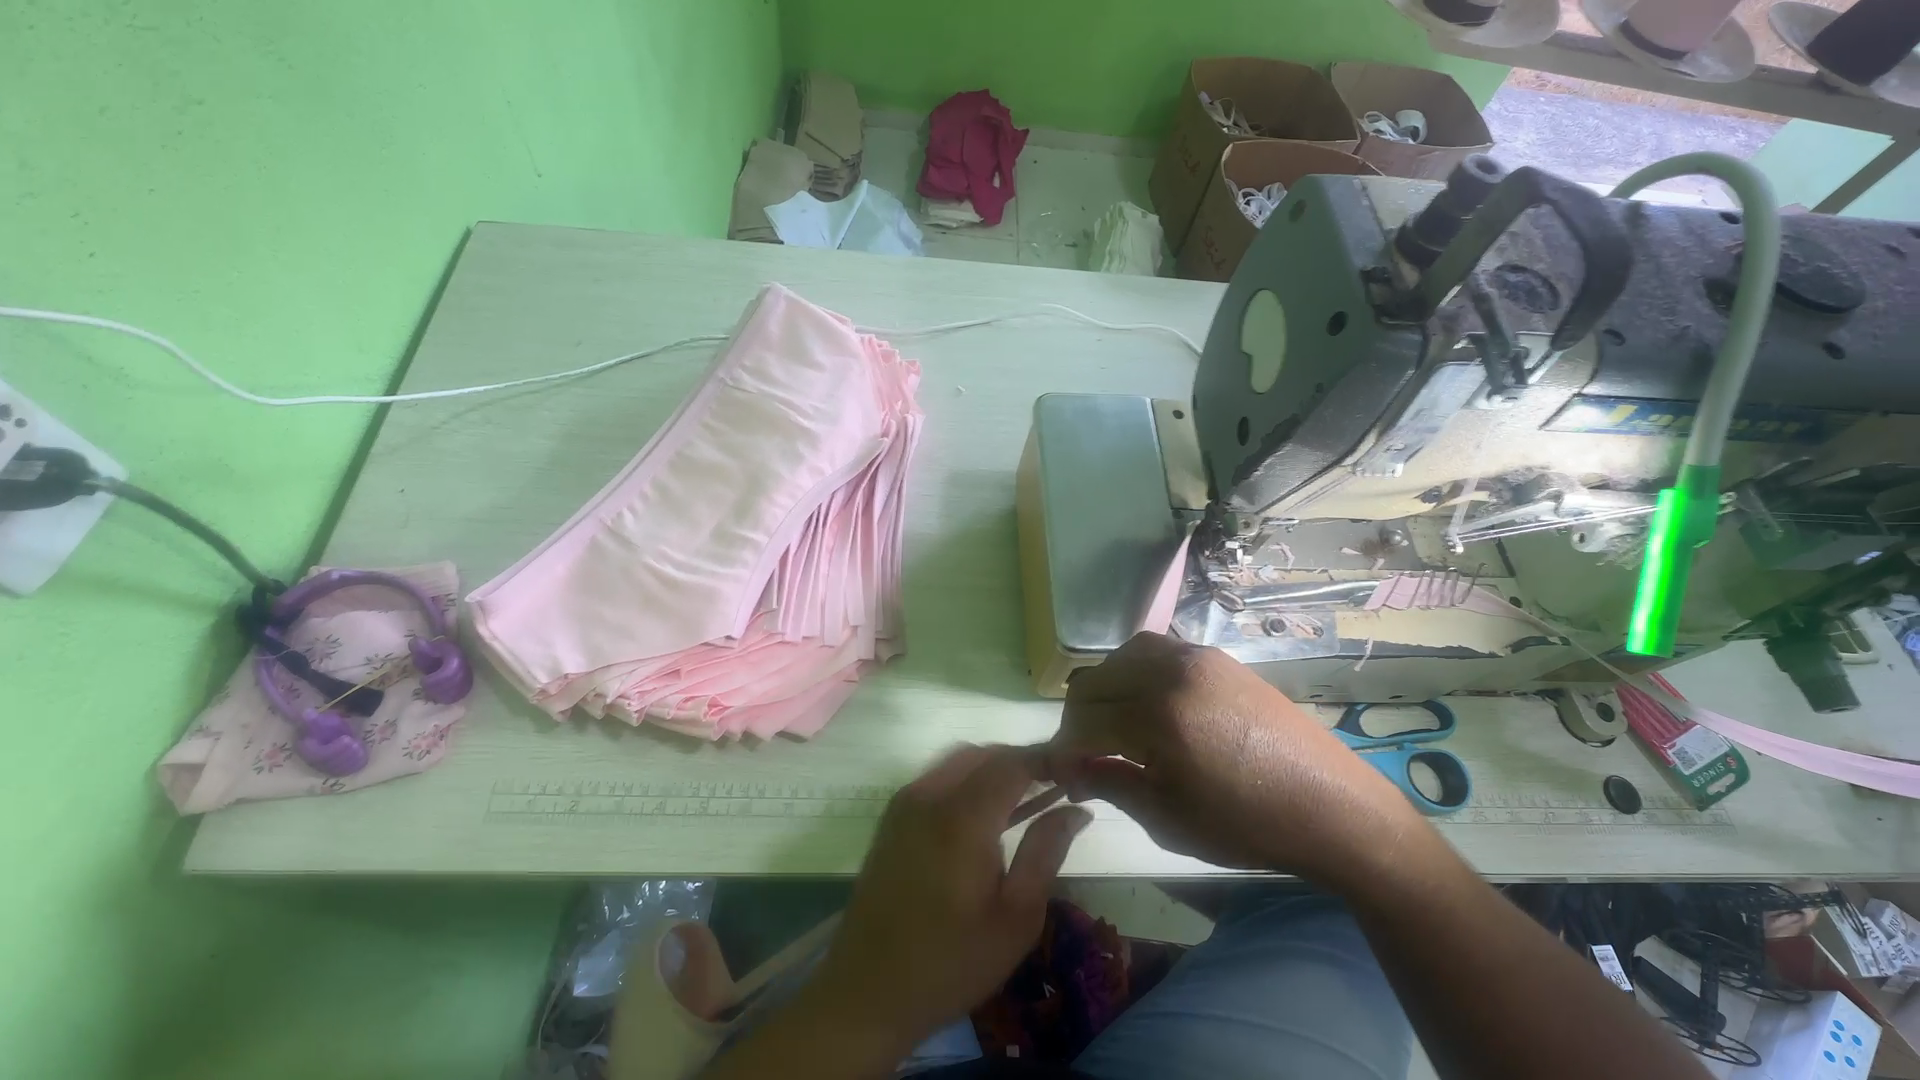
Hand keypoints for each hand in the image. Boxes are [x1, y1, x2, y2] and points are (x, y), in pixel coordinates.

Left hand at [807, 744, 1090, 1049]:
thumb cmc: (951, 962)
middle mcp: (928, 796)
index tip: (1081, 772)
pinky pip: (937, 780)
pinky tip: (989, 816)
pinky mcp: (891, 821)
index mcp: (962, 816)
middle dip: (1024, 761)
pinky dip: (968, 781)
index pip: (1014, 762)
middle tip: (1060, 786)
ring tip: (1030, 799)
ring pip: (958, 762)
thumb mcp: (1016, 916)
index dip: (1050, 759)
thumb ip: (1046, 851)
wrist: (867, 992)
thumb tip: (1077, 809)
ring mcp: (903, 806)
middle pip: (985, 754)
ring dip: (995, 768)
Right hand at [1046, 632, 1425, 882]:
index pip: (1082, 721)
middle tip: (1087, 759)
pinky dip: (1137, 674)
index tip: (1066, 779)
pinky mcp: (1219, 658)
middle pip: (1093, 681)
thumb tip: (1073, 770)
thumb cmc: (1246, 824)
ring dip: (1106, 690)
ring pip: (1122, 657)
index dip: (1065, 752)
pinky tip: (1149, 708)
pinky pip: (1158, 651)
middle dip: (1079, 720)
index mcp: (1156, 716)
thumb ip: (1110, 784)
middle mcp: (1171, 671)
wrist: (1329, 806)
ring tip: (1116, 729)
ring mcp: (1198, 657)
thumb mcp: (1166, 817)